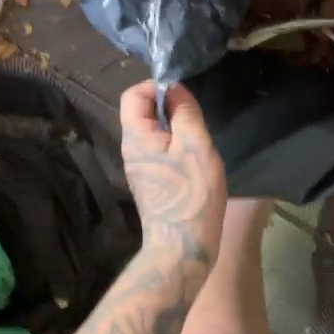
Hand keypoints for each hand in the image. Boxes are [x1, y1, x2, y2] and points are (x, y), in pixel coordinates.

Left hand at [118, 81, 226, 262]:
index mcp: (136, 137)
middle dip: (171, 107)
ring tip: (200, 140)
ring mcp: (141, 168)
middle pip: (144, 112)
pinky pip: (161, 150)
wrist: (182, 247)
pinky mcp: (153, 182)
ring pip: (155, 132)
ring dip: (178, 128)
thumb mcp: (195, 145)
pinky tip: (197, 161)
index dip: (158, 86)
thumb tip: (175, 87)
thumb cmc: (190, 192)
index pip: (135, 94)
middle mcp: (132, 150)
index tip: (185, 95)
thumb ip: (185, 112)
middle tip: (197, 119)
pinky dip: (178, 146)